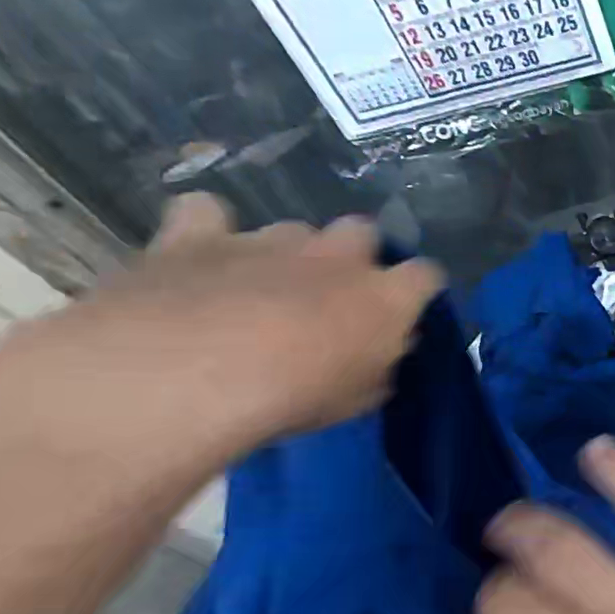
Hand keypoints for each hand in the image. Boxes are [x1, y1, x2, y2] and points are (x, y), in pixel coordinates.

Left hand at [0, 194, 443, 466]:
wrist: (188, 375)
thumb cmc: (290, 399)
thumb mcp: (354, 400)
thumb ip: (377, 365)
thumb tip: (381, 349)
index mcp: (384, 295)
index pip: (426, 275)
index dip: (417, 289)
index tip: (406, 308)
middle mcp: (336, 254)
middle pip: (363, 233)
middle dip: (353, 257)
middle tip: (330, 297)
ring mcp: (269, 239)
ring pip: (292, 230)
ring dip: (286, 255)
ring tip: (256, 290)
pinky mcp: (199, 235)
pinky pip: (207, 214)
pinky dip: (208, 229)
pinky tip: (200, 255)